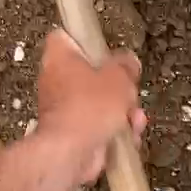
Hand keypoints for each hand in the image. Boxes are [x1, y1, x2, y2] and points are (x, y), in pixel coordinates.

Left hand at [33, 28, 144, 184]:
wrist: (71, 153)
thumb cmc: (88, 108)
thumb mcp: (118, 77)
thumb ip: (125, 66)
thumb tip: (128, 62)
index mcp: (60, 57)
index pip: (65, 37)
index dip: (85, 39)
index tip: (104, 46)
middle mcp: (57, 81)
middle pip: (92, 74)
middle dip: (117, 85)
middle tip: (129, 89)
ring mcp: (64, 108)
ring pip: (100, 103)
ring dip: (123, 111)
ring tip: (134, 118)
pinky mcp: (73, 132)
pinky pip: (99, 126)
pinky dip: (116, 131)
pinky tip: (128, 136)